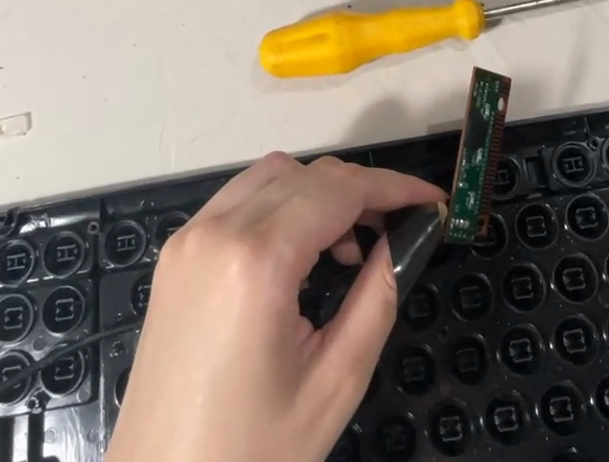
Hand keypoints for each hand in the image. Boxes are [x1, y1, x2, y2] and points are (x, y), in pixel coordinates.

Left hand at [108, 154, 444, 461]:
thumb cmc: (251, 450)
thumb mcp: (335, 381)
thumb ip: (377, 296)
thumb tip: (403, 240)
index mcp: (256, 261)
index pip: (338, 190)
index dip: (393, 187)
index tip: (432, 202)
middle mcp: (216, 231)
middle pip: (305, 174)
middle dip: (360, 190)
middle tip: (398, 230)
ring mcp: (188, 239)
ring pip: (270, 176)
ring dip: (319, 193)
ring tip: (347, 249)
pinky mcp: (176, 255)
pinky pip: (239, 200)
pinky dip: (281, 205)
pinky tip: (300, 255)